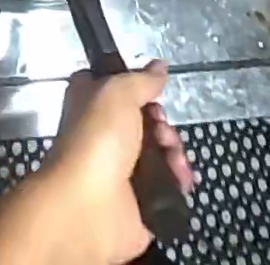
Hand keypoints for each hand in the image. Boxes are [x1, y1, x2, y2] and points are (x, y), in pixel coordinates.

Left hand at [23, 61, 195, 264]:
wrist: (90, 204)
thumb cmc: (97, 137)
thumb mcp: (117, 93)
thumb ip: (141, 80)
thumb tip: (159, 66)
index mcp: (90, 99)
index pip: (118, 86)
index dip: (139, 88)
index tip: (152, 94)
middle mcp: (104, 129)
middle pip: (146, 119)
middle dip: (162, 124)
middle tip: (162, 131)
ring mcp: (122, 165)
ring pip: (160, 151)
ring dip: (174, 152)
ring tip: (173, 160)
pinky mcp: (141, 197)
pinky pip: (168, 184)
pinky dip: (178, 181)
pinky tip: (180, 180)